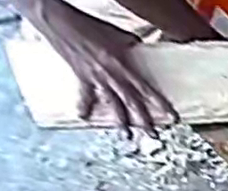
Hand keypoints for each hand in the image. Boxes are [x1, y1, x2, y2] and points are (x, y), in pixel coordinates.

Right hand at [24, 0, 175, 130]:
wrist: (52, 16)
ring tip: (128, 136)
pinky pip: (84, 94)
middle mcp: (112, 76)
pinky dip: (84, 105)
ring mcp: (96, 77)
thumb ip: (132, 42)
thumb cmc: (86, 23)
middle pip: (133, 103)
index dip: (162, 105)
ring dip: (121, 121)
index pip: (148, 91)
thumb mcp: (117, 34)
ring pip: (113, 104)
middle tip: (155, 137)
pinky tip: (83, 117)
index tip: (175, 119)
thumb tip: (141, 45)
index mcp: (124, 68)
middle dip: (145, 122)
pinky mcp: (80, 74)